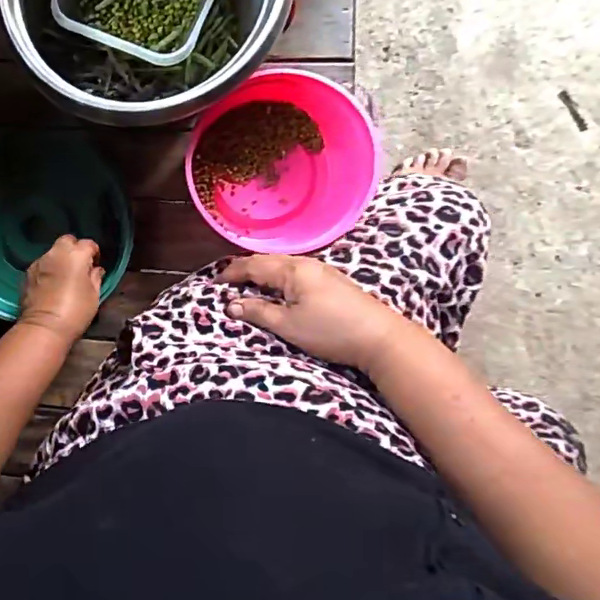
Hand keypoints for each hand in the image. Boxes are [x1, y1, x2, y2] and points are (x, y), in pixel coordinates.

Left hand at [18, 235, 103, 341]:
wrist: (44, 327)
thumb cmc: (75, 311)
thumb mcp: (94, 295)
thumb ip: (95, 277)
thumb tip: (96, 269)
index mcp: (76, 255)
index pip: (88, 244)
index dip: (94, 253)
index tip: (95, 265)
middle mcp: (56, 253)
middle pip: (67, 241)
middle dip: (74, 249)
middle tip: (79, 266)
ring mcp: (39, 262)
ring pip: (52, 253)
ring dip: (60, 260)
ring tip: (64, 277)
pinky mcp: (27, 273)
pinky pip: (42, 265)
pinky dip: (48, 270)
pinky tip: (50, 284)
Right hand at [220, 254, 412, 369]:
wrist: (383, 339)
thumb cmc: (332, 331)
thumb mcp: (289, 325)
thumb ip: (258, 312)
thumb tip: (232, 304)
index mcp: (292, 270)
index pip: (253, 265)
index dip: (232, 273)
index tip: (215, 282)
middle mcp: (307, 264)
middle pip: (268, 260)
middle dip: (246, 268)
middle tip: (228, 280)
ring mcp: (323, 271)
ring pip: (283, 264)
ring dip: (263, 271)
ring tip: (249, 283)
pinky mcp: (333, 282)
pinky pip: (297, 271)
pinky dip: (279, 276)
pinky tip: (279, 287)